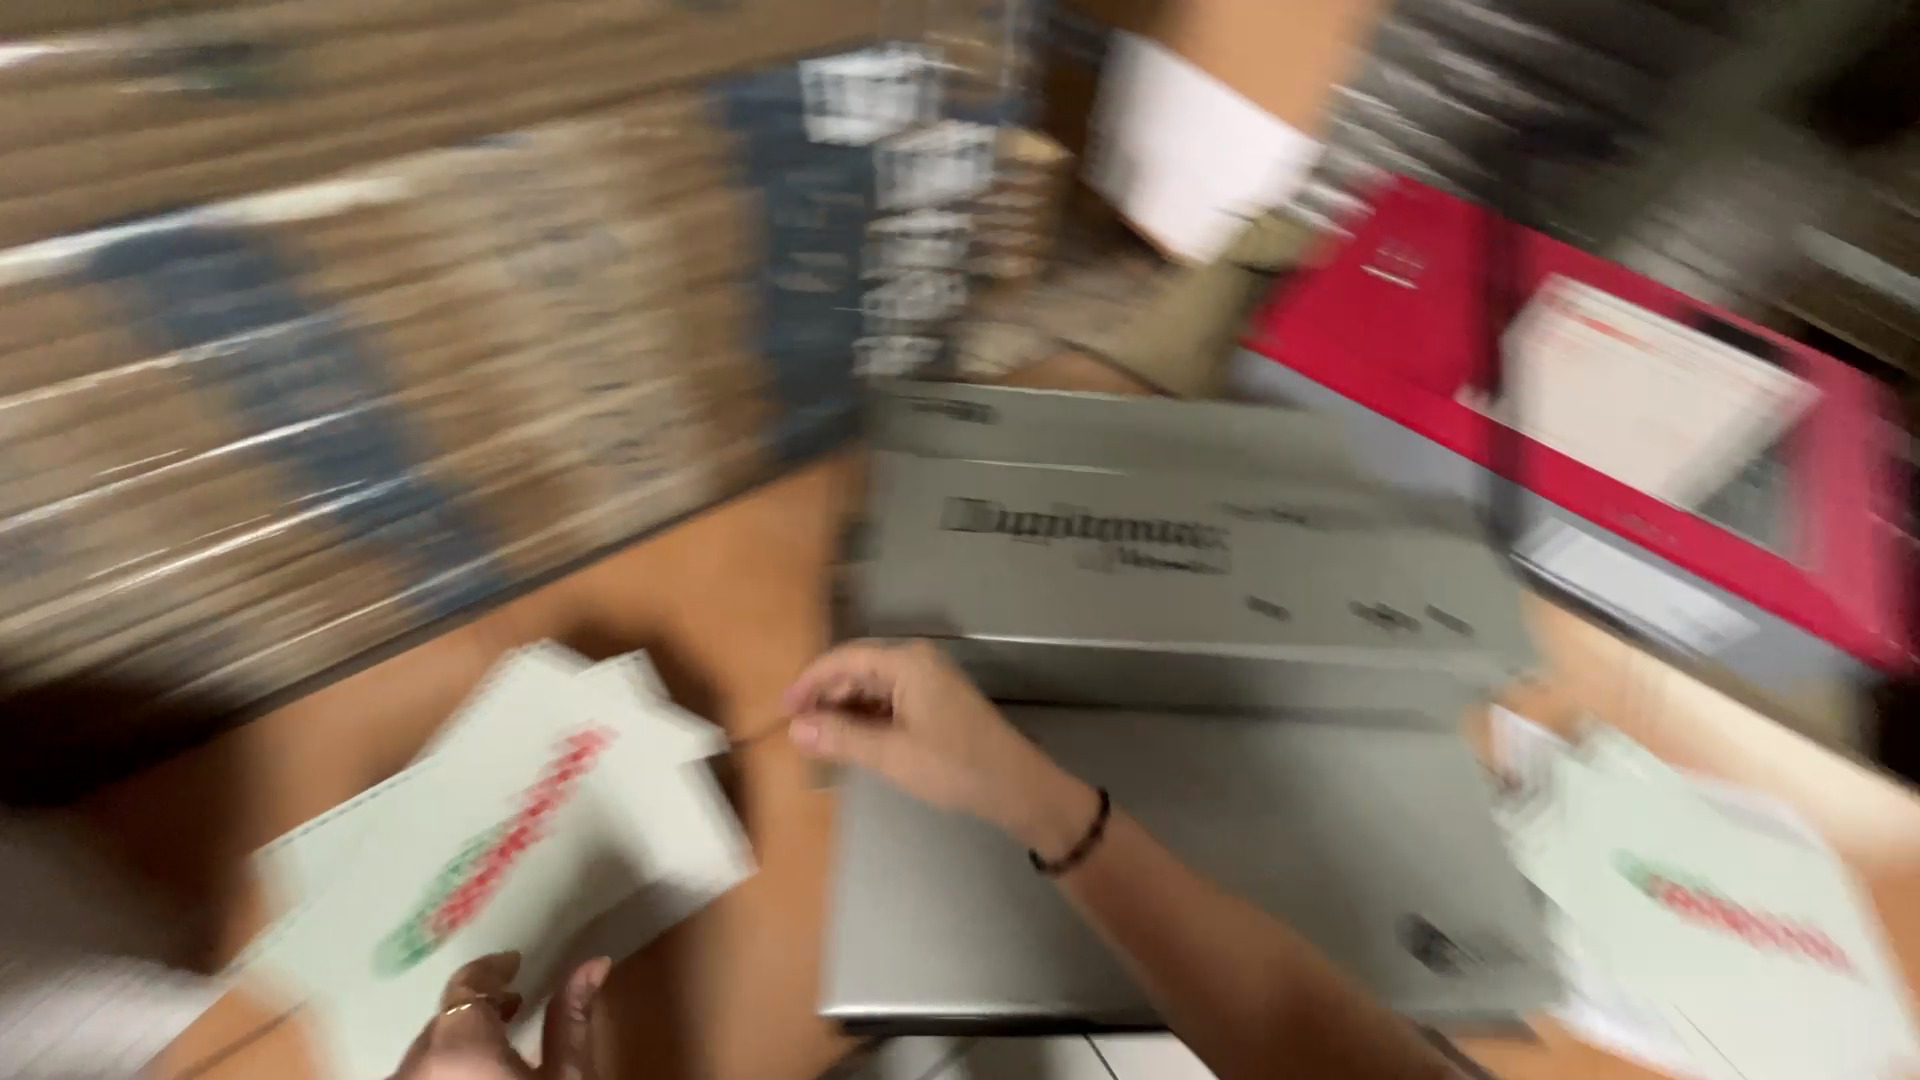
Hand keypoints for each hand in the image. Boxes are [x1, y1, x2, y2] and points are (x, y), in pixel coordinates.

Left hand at [390, 952, 608, 1079]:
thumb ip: (570, 1018)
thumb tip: (596, 963)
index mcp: (457, 1049)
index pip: (465, 988)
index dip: (490, 969)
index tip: (514, 964)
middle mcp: (412, 1070)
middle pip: (442, 1021)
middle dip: (477, 1008)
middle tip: (512, 1006)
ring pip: (423, 1053)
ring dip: (455, 1039)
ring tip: (494, 1042)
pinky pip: (413, 1076)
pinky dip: (438, 1066)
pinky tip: (469, 1075)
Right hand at [783, 640, 1098, 858]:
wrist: (1014, 785)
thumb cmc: (953, 765)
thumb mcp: (891, 753)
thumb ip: (841, 737)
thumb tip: (795, 728)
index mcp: (908, 662)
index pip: (846, 658)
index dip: (811, 681)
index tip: (783, 708)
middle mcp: (917, 662)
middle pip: (858, 670)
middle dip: (826, 696)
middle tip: (796, 728)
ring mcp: (928, 681)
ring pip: (872, 687)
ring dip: (844, 709)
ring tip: (816, 737)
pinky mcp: (934, 701)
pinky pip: (889, 701)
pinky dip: (866, 718)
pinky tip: (849, 739)